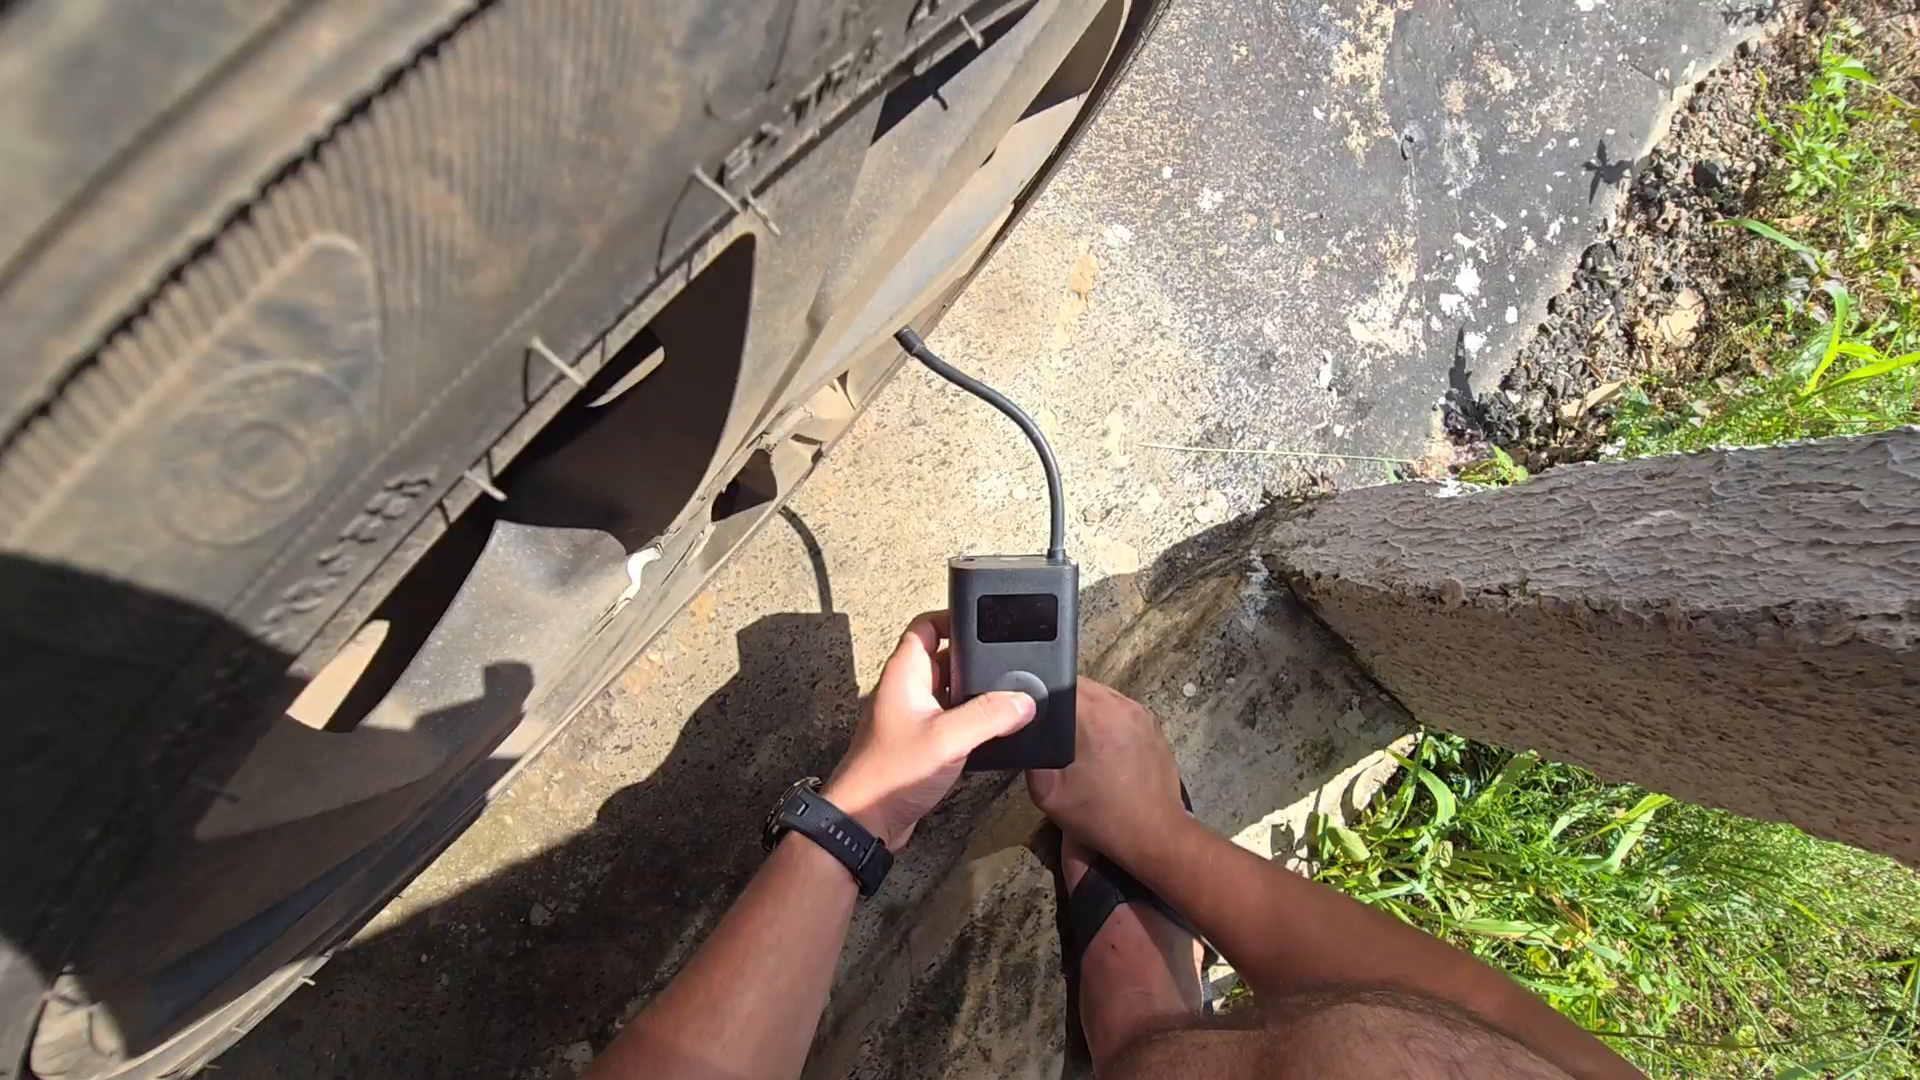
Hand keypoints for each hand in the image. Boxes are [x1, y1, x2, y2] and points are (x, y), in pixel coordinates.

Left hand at [823, 611, 1035, 848]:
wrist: (865, 822)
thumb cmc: (891, 774)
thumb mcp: (947, 738)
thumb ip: (988, 716)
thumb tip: (1024, 701)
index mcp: (904, 673)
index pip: (926, 627)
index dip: (952, 618)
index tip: (984, 621)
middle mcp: (907, 689)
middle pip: (945, 658)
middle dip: (975, 659)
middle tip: (1007, 662)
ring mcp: (913, 716)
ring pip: (951, 690)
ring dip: (976, 692)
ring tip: (1009, 694)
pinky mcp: (921, 742)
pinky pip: (951, 718)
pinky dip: (972, 719)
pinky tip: (995, 729)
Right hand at [1026, 678, 1185, 865]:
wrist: (1154, 835)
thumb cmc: (1100, 816)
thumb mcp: (1048, 793)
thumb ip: (1031, 756)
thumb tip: (1026, 731)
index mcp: (1094, 715)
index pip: (1060, 684)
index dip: (1043, 695)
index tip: (1036, 714)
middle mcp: (1119, 705)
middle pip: (1081, 685)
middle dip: (1064, 702)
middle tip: (1053, 728)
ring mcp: (1140, 712)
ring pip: (1102, 694)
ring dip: (1087, 708)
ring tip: (1076, 735)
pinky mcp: (1153, 723)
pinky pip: (1121, 707)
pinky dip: (1107, 717)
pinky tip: (1102, 742)